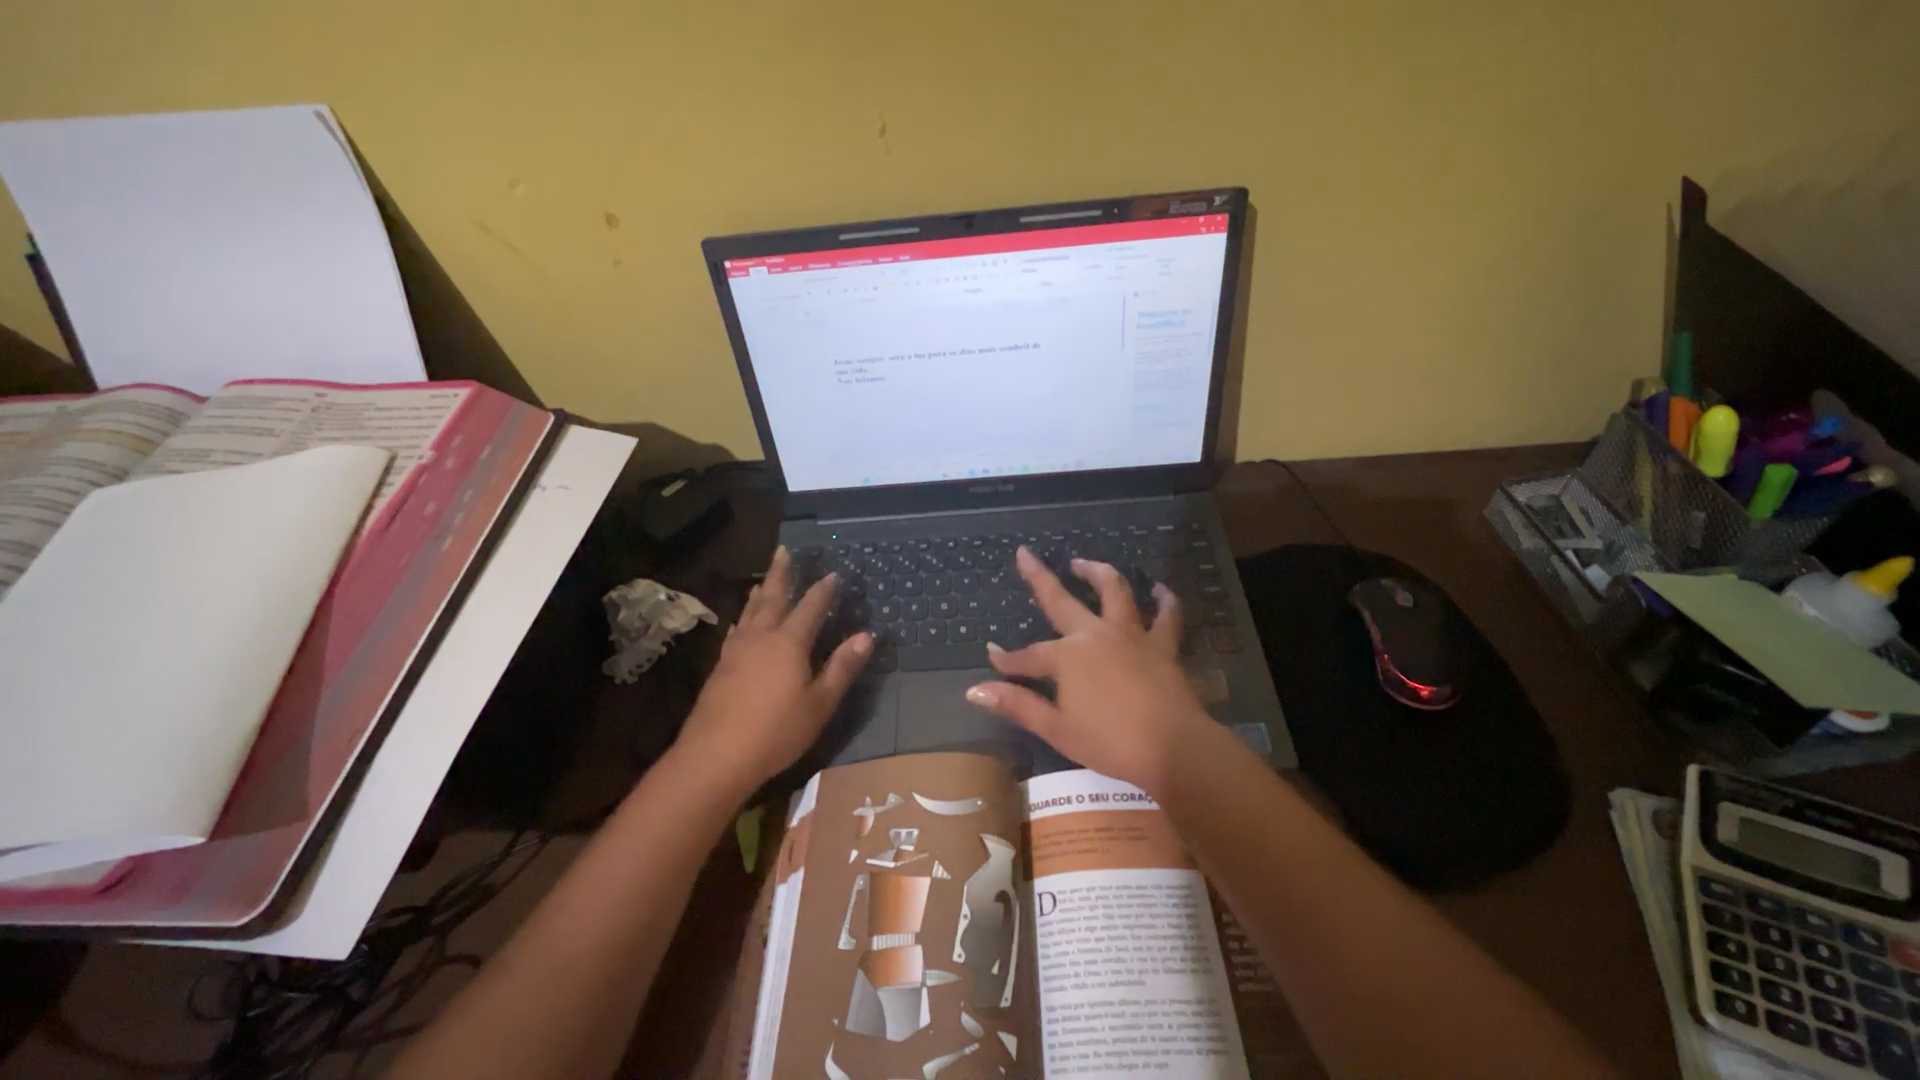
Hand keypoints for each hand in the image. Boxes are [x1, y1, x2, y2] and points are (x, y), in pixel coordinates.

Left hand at [674, 547, 870, 790]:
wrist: (716, 756)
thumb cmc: (777, 732)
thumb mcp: (820, 703)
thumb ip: (842, 668)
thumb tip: (866, 635)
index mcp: (789, 643)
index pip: (811, 608)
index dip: (823, 590)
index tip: (833, 573)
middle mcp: (761, 638)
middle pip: (773, 598)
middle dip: (782, 574)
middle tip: (783, 551)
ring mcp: (736, 651)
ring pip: (750, 612)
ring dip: (760, 594)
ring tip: (764, 580)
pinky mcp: (720, 668)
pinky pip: (735, 631)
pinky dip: (743, 620)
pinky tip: (740, 623)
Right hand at [965, 547, 1218, 793]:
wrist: (1173, 746)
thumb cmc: (1110, 742)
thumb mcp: (1057, 728)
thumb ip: (1018, 705)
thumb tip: (975, 690)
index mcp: (1067, 656)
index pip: (1029, 656)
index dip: (1009, 660)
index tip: (993, 658)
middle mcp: (1096, 635)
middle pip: (1062, 601)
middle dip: (1040, 578)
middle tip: (1025, 555)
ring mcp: (1132, 636)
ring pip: (1114, 591)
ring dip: (1097, 572)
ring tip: (1084, 563)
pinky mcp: (1162, 646)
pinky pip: (1166, 616)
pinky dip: (1163, 600)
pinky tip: (1159, 589)